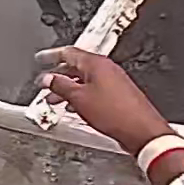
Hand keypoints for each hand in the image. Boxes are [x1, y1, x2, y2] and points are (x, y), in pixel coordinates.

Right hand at [35, 46, 174, 154]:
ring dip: (69, 87)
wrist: (142, 132)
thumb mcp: (78, 98)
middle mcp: (107, 69)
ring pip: (85, 79)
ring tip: (56, 98)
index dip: (51, 56)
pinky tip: (75, 106)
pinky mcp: (119, 94)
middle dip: (58, 75)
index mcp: (96, 64)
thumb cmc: (116, 113)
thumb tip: (47, 78)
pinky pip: (94, 89)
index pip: (68, 52)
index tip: (40, 59)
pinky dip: (81, 95)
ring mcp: (114, 81)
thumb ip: (60, 85)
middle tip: (45, 83)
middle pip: (76, 66)